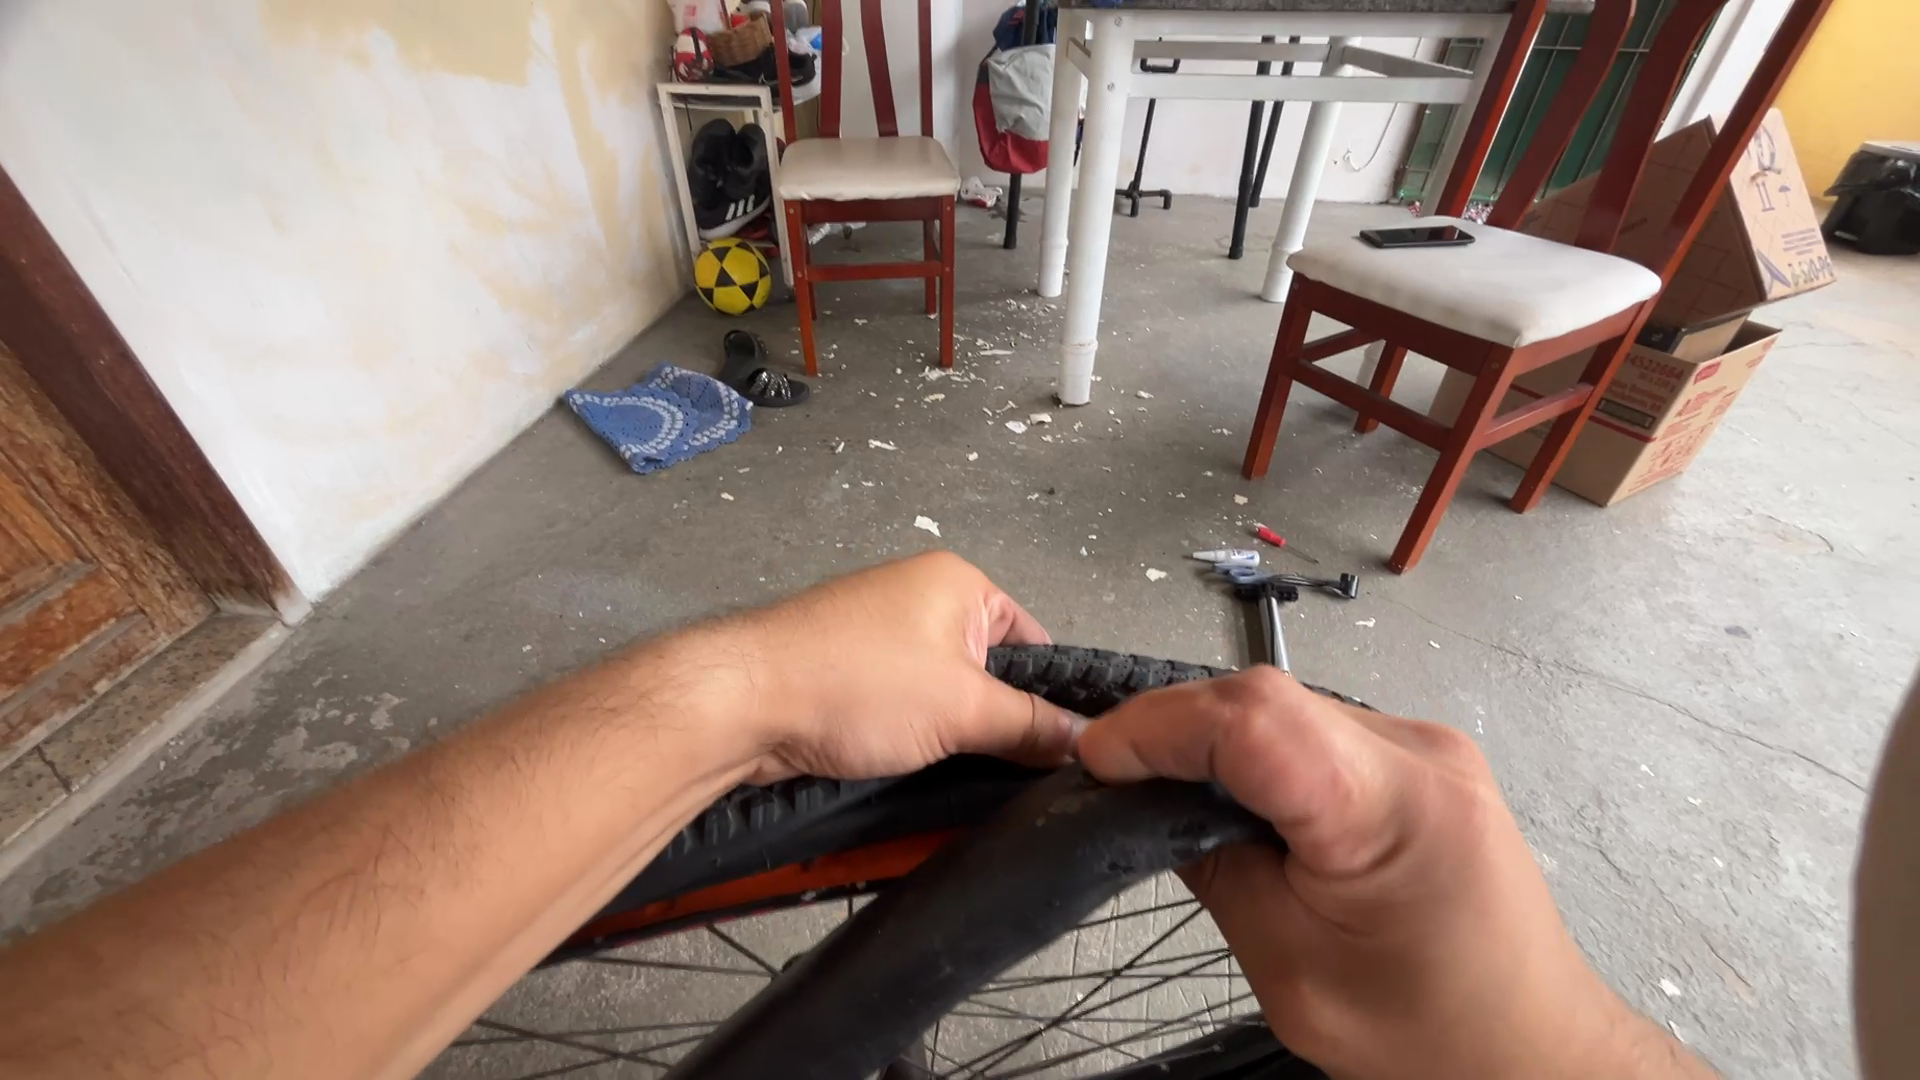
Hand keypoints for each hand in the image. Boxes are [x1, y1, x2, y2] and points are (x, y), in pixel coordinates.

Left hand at [727, 552, 1081, 783]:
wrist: (745, 701)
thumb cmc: (860, 685)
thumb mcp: (961, 709)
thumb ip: (1030, 725)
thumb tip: (1087, 740)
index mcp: (959, 583)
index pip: (1032, 639)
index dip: (1048, 693)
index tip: (1061, 748)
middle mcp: (922, 596)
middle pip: (989, 667)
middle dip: (998, 718)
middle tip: (1018, 772)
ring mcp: (881, 630)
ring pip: (946, 689)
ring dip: (956, 729)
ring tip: (966, 769)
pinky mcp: (850, 664)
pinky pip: (906, 697)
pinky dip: (918, 729)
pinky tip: (922, 762)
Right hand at [1077, 669, 1713, 1079]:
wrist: (1535, 1048)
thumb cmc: (1420, 1032)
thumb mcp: (1287, 967)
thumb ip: (1211, 865)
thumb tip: (1146, 801)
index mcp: (1393, 811)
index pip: (1255, 722)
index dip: (1160, 725)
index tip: (1097, 760)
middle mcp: (1413, 750)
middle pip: (1260, 697)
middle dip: (1171, 723)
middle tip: (1114, 766)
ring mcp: (1417, 738)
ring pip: (1276, 699)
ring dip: (1204, 727)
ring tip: (1156, 770)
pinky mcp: (1409, 747)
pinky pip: (1303, 718)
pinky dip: (1244, 738)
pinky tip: (1221, 776)